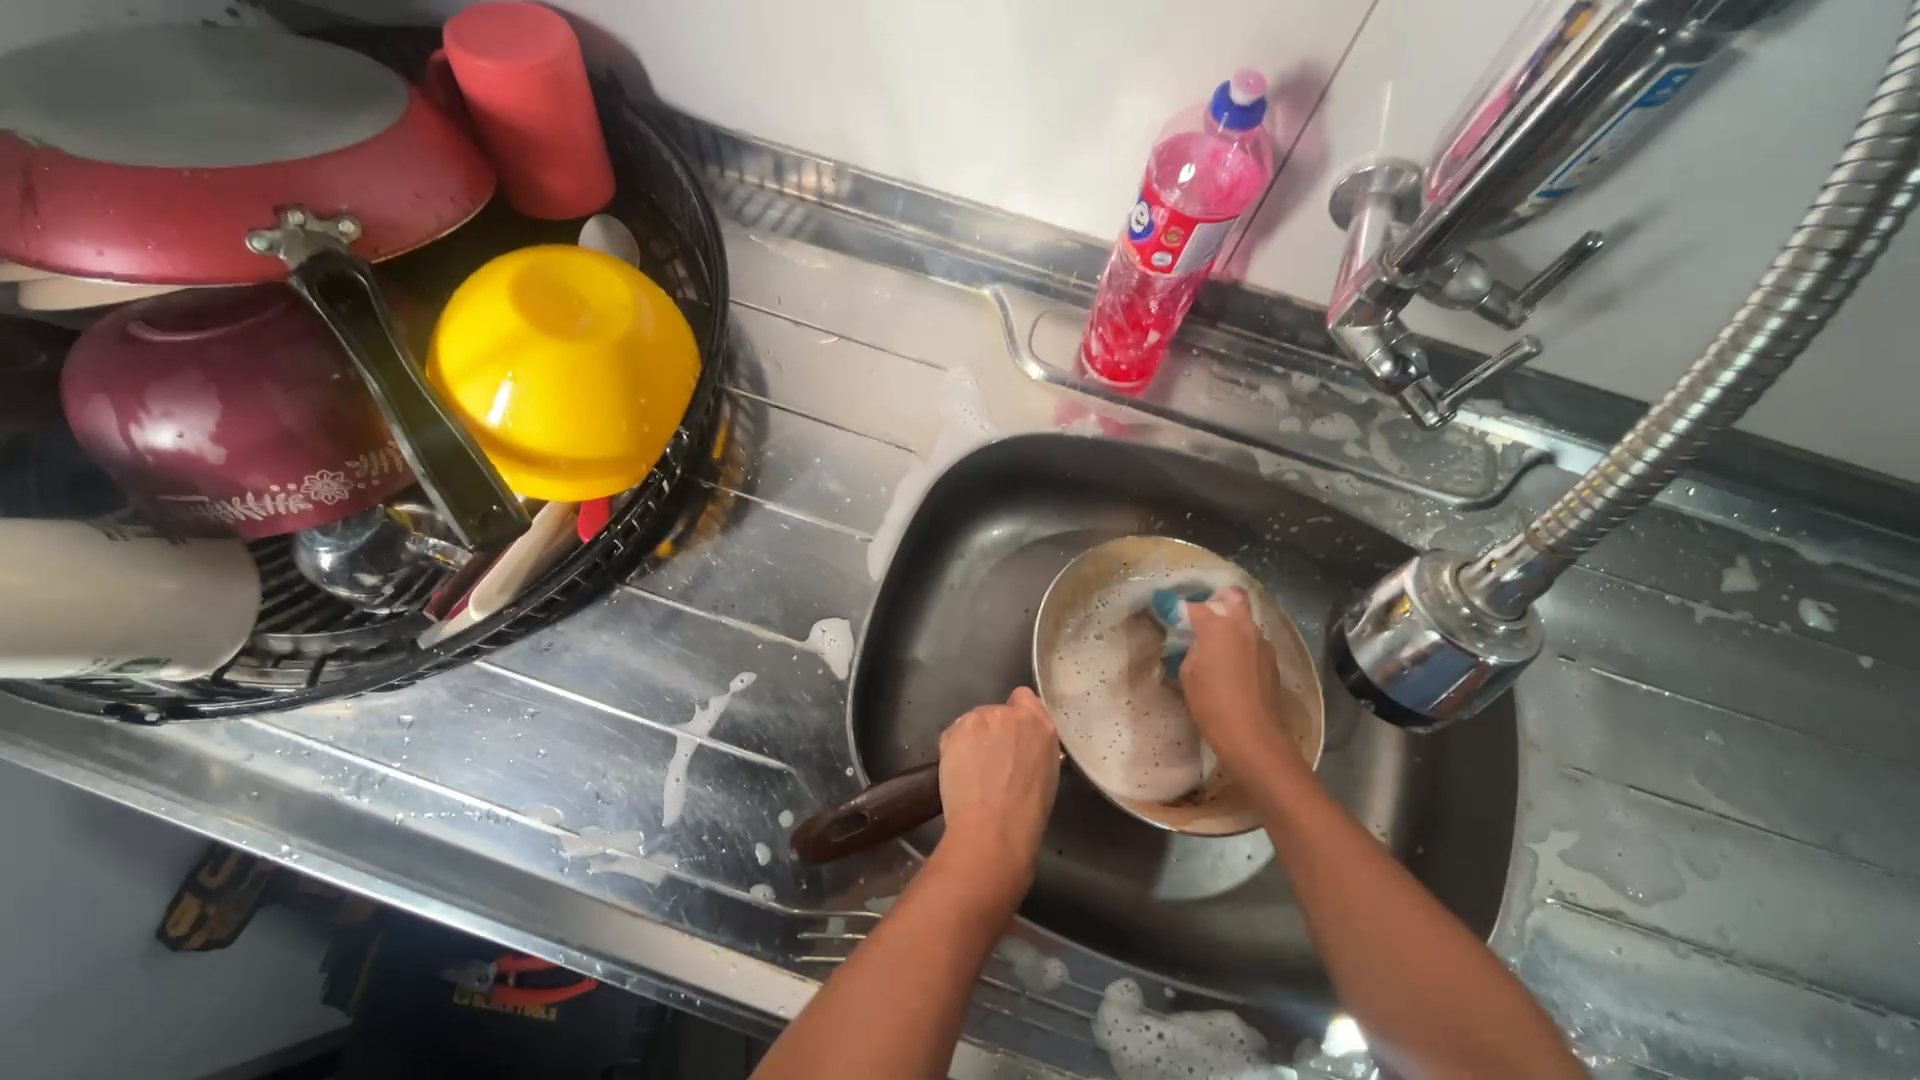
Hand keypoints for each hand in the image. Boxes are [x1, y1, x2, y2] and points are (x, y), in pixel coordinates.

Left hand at [935, 687, 1059, 882]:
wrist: (993, 827)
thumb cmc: (1027, 812)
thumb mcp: (1047, 772)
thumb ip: (1035, 747)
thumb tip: (1023, 747)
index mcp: (1041, 725)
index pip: (1025, 698)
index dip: (1017, 715)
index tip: (1012, 736)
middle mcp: (1010, 714)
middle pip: (996, 712)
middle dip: (993, 731)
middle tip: (992, 761)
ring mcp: (980, 719)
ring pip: (973, 723)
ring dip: (973, 739)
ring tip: (974, 771)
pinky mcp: (954, 730)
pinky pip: (954, 734)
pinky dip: (955, 749)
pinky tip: (960, 773)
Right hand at [1182, 587, 1302, 775]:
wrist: (1250, 733)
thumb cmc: (1211, 702)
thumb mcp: (1188, 674)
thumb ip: (1193, 649)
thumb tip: (1199, 642)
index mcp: (1218, 626)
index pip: (1196, 607)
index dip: (1181, 610)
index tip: (1171, 615)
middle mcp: (1243, 626)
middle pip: (1233, 596)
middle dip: (1217, 602)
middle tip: (1204, 620)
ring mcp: (1262, 642)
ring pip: (1246, 620)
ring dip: (1232, 626)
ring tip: (1219, 648)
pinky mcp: (1272, 659)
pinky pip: (1254, 642)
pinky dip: (1242, 646)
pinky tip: (1234, 667)